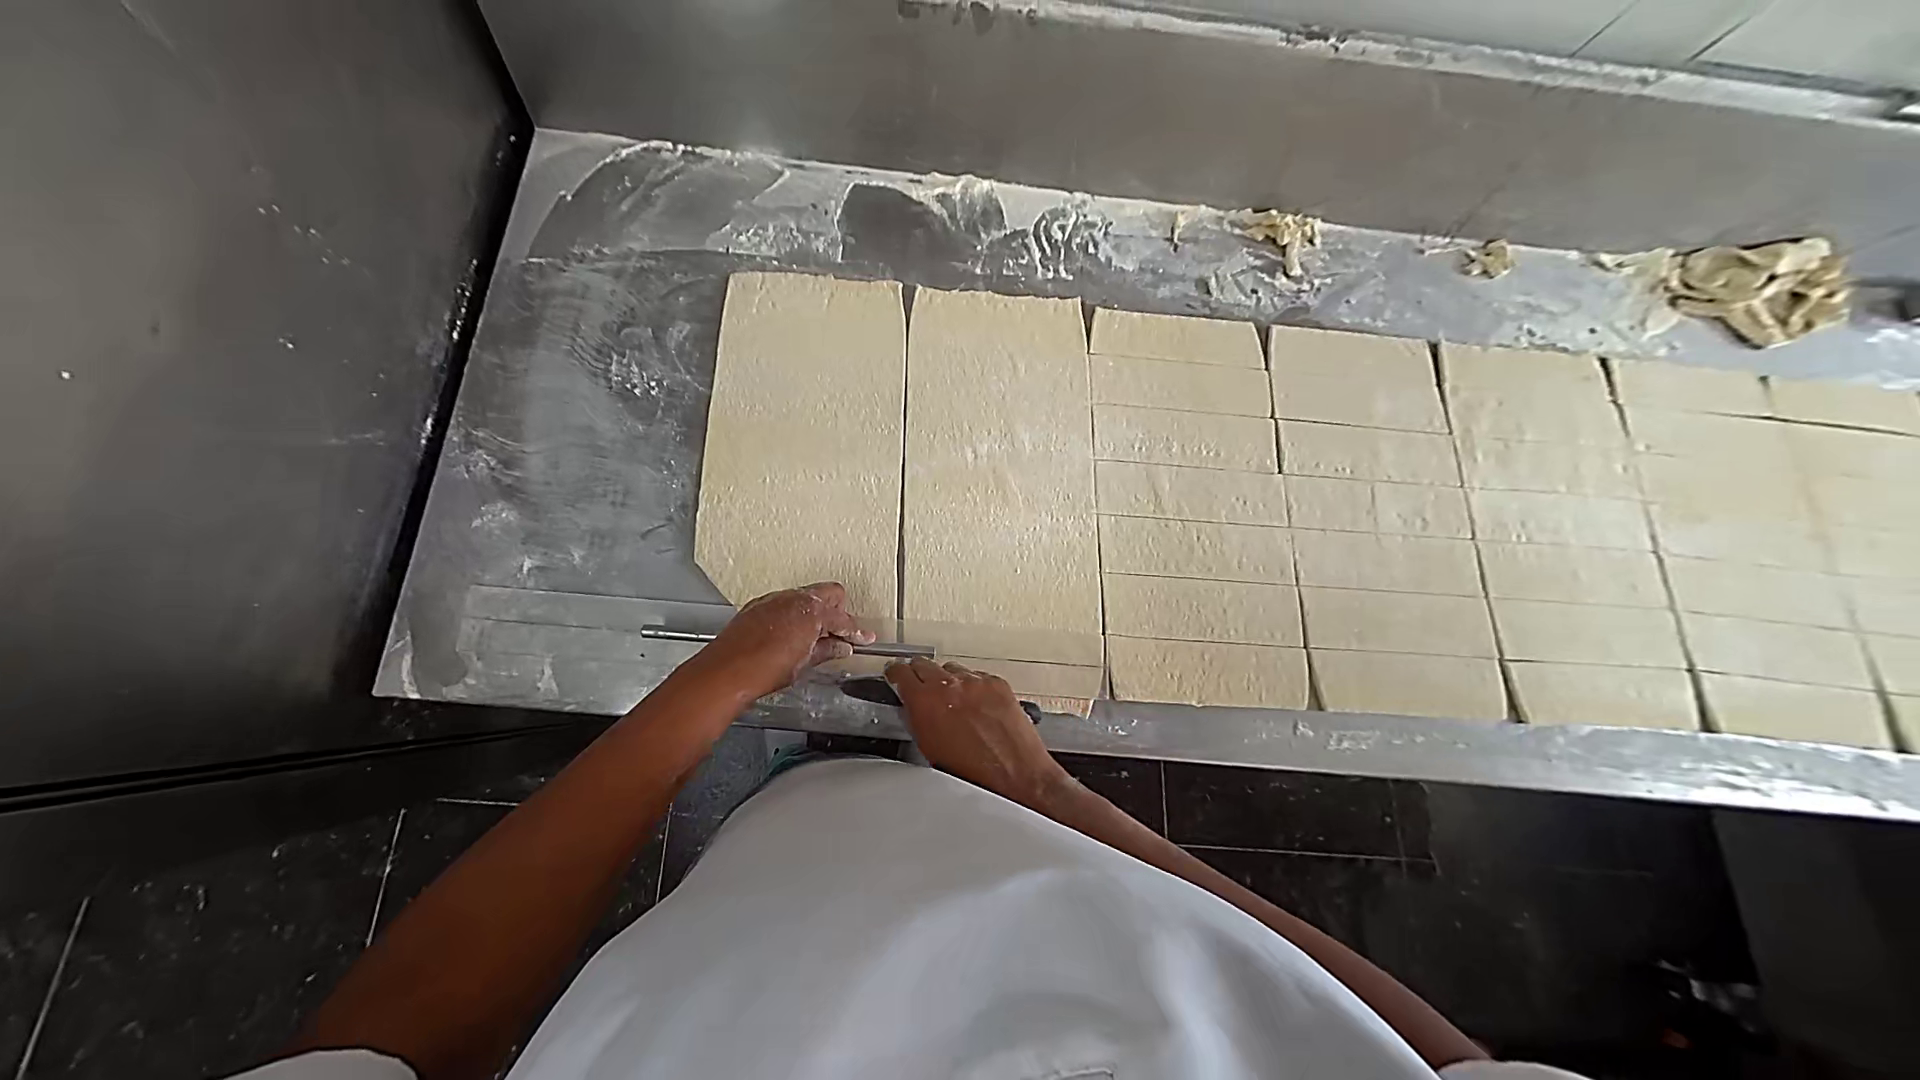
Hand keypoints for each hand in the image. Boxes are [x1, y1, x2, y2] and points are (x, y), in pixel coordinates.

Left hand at [689, 583, 874, 703]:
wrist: (726, 672)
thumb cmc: (763, 669)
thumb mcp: (805, 663)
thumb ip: (826, 650)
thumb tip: (839, 647)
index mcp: (812, 610)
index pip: (843, 618)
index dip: (856, 631)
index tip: (863, 638)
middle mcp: (793, 598)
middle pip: (830, 593)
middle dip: (839, 611)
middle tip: (841, 633)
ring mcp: (774, 599)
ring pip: (805, 596)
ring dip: (815, 612)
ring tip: (816, 636)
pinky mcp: (757, 606)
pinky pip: (784, 603)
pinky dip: (794, 614)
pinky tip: (791, 634)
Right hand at [884, 658, 1072, 808]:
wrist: (1016, 775)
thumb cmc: (976, 773)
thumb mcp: (930, 749)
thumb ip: (917, 720)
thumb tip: (912, 708)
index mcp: (926, 702)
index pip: (901, 672)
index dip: (895, 673)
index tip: (895, 674)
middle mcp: (950, 686)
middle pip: (925, 664)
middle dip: (919, 673)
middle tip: (921, 685)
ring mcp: (976, 682)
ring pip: (952, 669)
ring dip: (949, 680)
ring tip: (955, 701)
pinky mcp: (997, 683)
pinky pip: (978, 676)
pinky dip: (974, 686)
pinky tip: (977, 705)